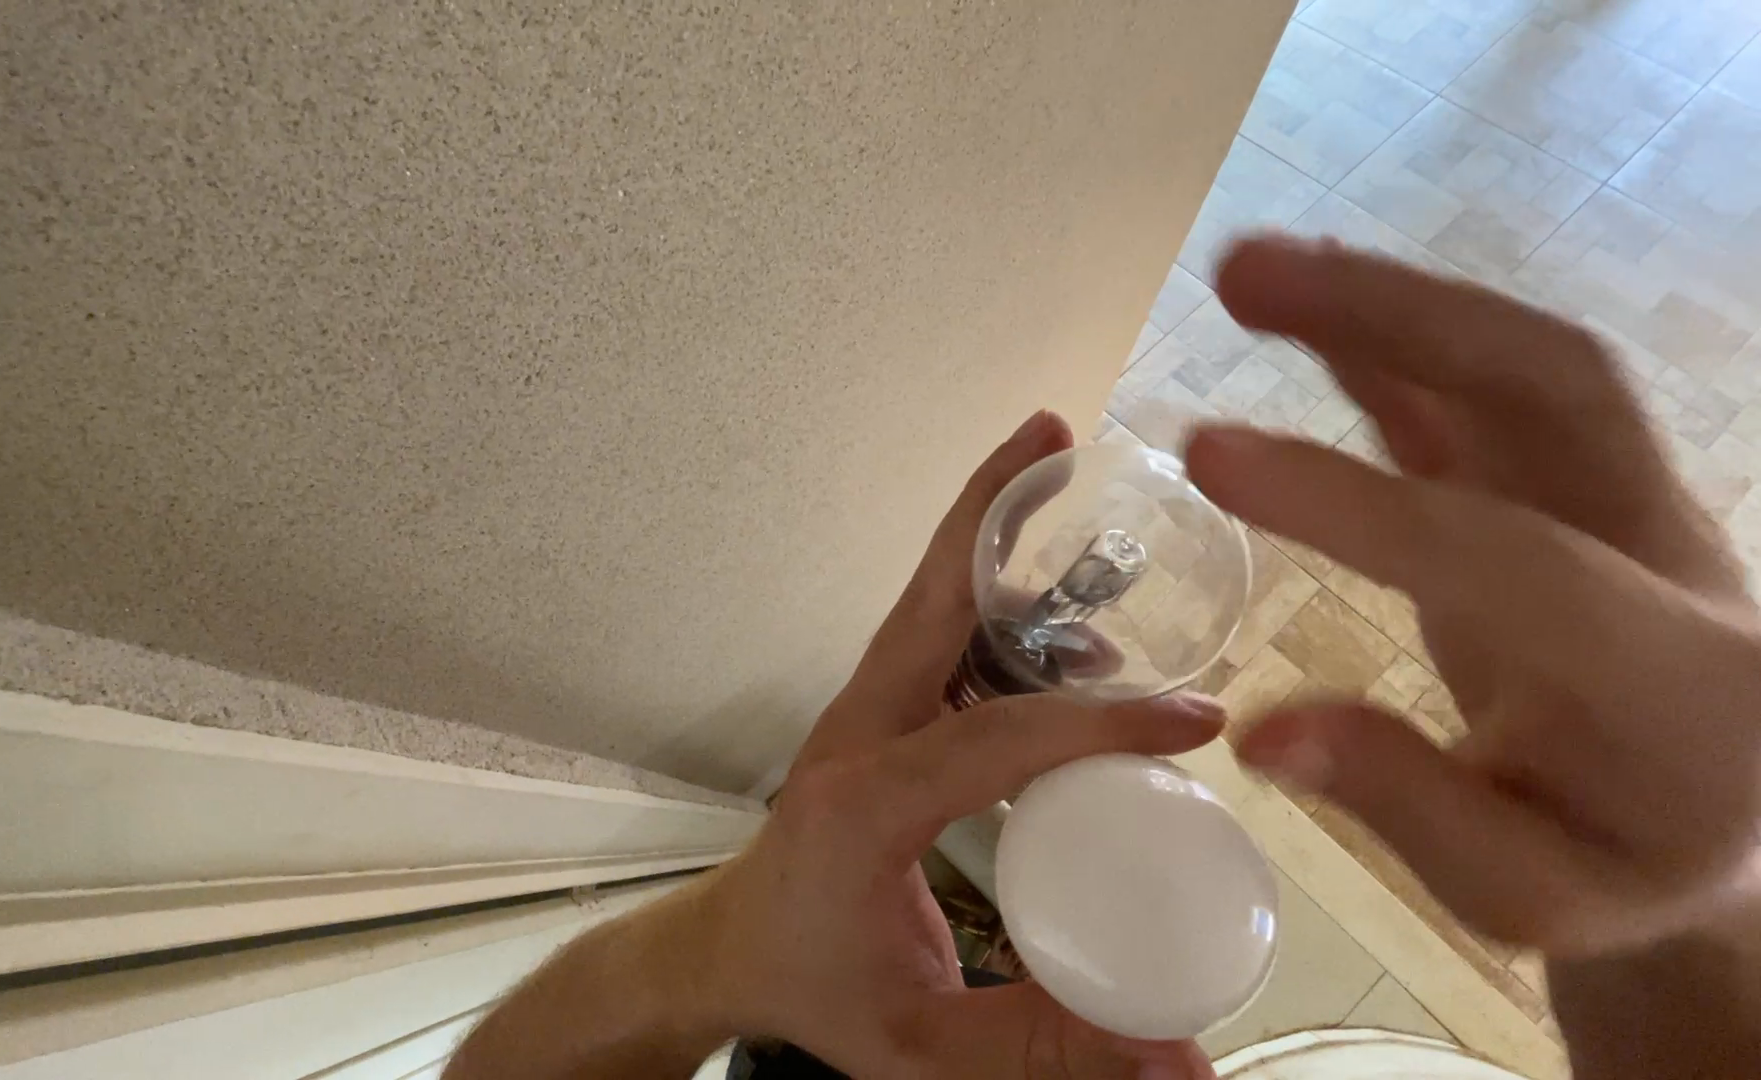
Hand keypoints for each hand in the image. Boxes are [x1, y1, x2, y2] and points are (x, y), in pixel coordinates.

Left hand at [690, 409, 1224, 1077]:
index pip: (999, 734)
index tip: (1198, 719)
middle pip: (931, 594)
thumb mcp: (922, 1046)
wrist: (738, 942)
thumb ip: (1047, 1046)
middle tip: (1051, 435)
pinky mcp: (875, 708)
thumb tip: (1187, 1064)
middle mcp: (858, 724)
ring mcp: (861, 705)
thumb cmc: (814, 980)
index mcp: (865, 797)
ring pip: (933, 599)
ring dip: (994, 541)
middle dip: (991, 508)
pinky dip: (991, 600)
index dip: (1102, 724)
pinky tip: (1060, 622)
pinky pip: (937, 635)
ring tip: (1065, 495)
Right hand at [1184, 235, 1760, 956]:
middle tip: (1239, 274)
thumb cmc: (1618, 863)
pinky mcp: (1553, 489)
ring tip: (1248, 265)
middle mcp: (1656, 550)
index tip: (1204, 454)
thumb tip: (1263, 731)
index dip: (1346, 499)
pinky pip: (1470, 395)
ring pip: (1511, 364)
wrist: (1736, 815)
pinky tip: (1302, 313)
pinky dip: (1381, 342)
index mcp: (1665, 676)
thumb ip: (1405, 806)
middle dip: (1386, 313)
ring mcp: (1609, 501)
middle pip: (1543, 384)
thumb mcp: (1517, 893)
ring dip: (1376, 300)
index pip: (1494, 554)